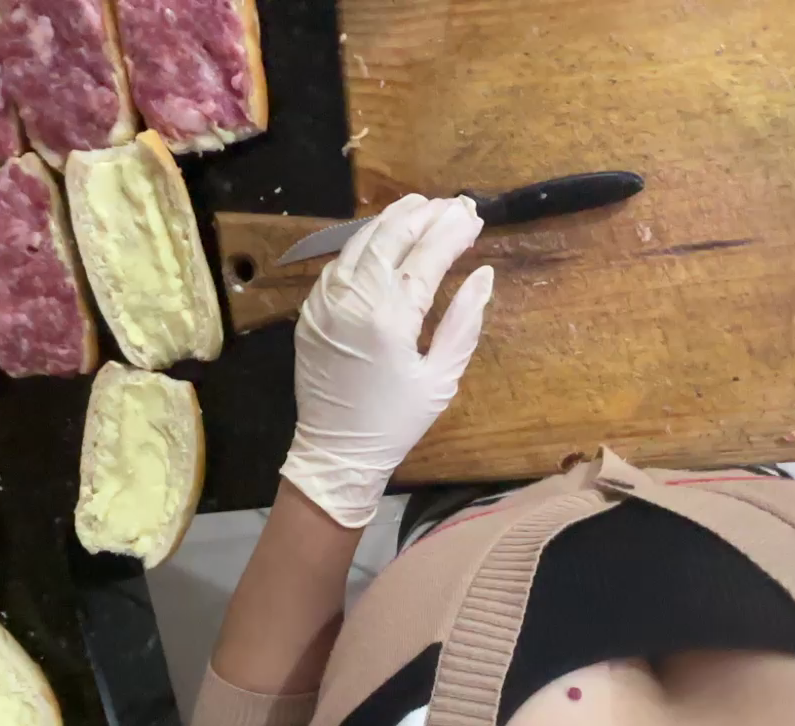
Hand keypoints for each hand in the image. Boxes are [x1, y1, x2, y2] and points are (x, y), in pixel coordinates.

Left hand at [280, 194, 495, 527]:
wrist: (337, 451)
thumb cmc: (396, 422)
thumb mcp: (441, 380)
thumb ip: (464, 323)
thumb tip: (484, 275)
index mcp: (390, 321)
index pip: (426, 257)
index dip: (452, 231)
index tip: (473, 216)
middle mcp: (353, 301)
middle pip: (391, 237)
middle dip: (424, 215)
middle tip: (451, 205)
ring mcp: (326, 303)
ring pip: (359, 243)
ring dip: (391, 220)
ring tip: (420, 207)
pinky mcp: (310, 312)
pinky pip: (338, 265)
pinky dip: (363, 245)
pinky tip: (382, 239)